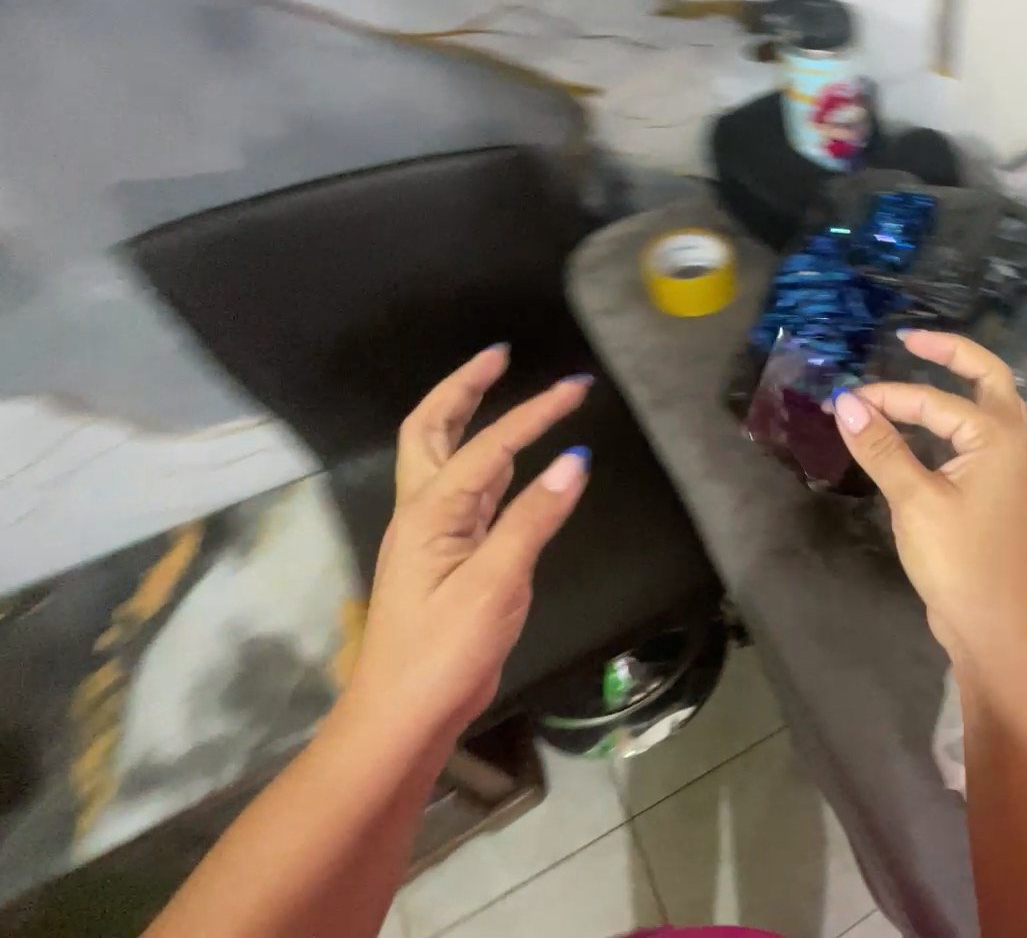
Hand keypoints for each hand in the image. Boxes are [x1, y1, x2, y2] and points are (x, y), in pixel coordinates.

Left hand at [340, 345, 592, 744]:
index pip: (488, 448)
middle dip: (463, 388)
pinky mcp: (453, 554)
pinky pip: (473, 490)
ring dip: (471, 416)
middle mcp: (425, 512)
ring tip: (504, 389)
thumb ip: (534, 519)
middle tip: (500, 356)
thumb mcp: (494, 585)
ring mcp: (435, 534)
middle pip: (431, 431)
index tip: (577, 389)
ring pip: (447, 457)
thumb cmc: (444, 651)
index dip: (533, 415)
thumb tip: (575, 460)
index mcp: (430, 515)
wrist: (405, 714)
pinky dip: (494, 460)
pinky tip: (518, 459)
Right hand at [831, 331, 1026, 660]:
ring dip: (957, 386)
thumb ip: (882, 448)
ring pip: (987, 408)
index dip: (887, 397)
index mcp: (998, 436)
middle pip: (988, 378)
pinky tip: (926, 428)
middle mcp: (1011, 442)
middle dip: (951, 354)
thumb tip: (847, 401)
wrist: (995, 626)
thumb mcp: (914, 501)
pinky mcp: (996, 490)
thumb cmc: (959, 561)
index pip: (934, 401)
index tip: (843, 401)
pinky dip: (953, 422)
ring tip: (918, 370)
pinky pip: (977, 438)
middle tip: (910, 339)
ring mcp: (1008, 467)